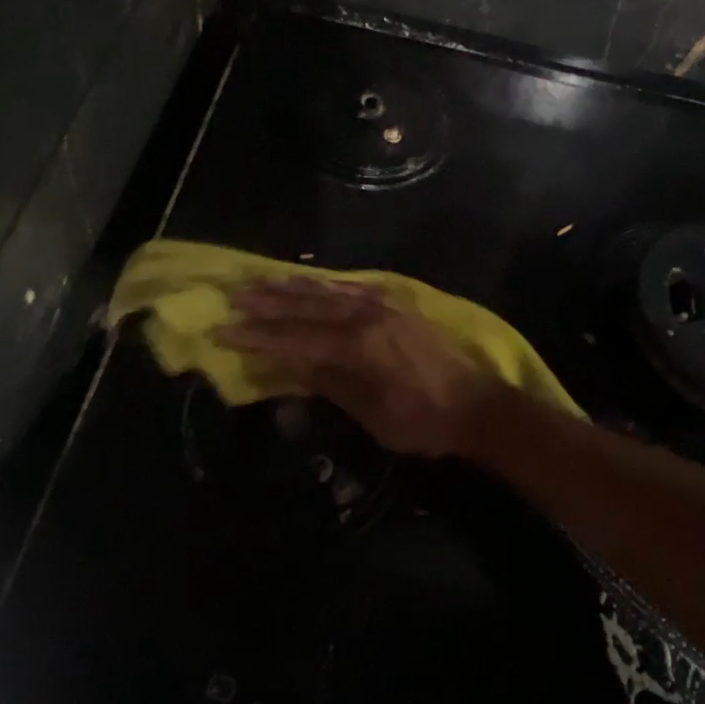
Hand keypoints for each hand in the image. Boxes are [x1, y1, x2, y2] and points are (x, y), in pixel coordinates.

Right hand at [215, 277, 499, 456]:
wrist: (480, 406)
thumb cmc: (424, 422)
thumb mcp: (372, 414)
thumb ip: (328, 382)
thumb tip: (286, 364)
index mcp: (359, 345)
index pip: (296, 337)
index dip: (258, 335)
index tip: (224, 330)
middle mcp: (367, 315)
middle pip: (306, 306)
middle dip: (267, 303)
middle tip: (231, 296)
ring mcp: (384, 304)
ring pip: (327, 291)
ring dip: (290, 287)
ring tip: (258, 282)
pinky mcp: (397, 303)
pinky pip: (351, 287)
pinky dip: (324, 285)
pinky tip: (308, 283)